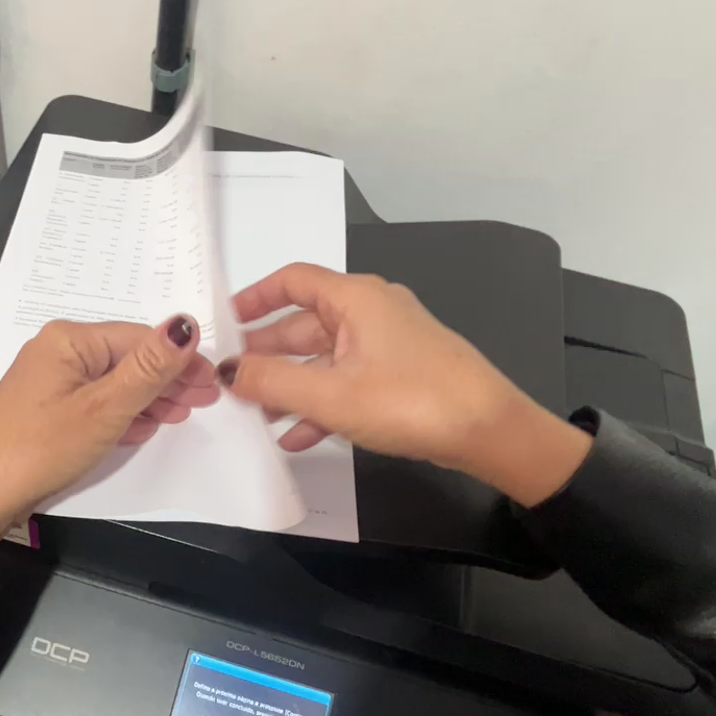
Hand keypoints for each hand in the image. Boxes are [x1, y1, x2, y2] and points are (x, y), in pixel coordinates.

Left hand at [0, 315, 217, 553]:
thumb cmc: (40, 449)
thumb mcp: (104, 409)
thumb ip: (149, 368)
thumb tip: (184, 325)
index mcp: (69, 340)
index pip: (140, 338)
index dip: (180, 359)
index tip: (212, 382)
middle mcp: (58, 351)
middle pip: (127, 358)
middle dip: (168, 379)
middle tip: (205, 400)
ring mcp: (50, 380)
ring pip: (113, 381)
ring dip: (149, 397)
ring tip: (180, 414)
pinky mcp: (47, 408)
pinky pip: (95, 400)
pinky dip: (122, 412)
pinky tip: (144, 425)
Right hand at [220, 263, 590, 505]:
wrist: (490, 432)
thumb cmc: (409, 400)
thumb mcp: (330, 394)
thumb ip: (270, 381)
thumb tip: (226, 369)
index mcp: (355, 299)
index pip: (293, 281)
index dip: (255, 297)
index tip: (225, 321)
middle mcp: (370, 313)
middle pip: (304, 323)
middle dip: (266, 352)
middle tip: (231, 378)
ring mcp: (387, 345)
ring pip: (323, 358)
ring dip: (289, 384)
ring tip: (257, 414)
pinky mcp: (399, 375)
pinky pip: (346, 382)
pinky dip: (319, 403)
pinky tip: (296, 435)